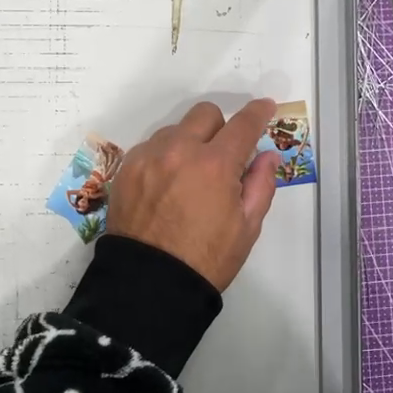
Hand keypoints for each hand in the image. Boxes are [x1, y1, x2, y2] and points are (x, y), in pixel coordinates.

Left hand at [106, 99, 280, 290]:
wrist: (149, 285)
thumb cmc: (206, 259)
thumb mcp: (247, 227)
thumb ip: (261, 184)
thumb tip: (266, 155)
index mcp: (215, 164)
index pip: (243, 124)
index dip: (258, 113)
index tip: (265, 107)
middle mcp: (179, 150)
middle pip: (205, 114)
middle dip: (220, 127)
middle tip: (223, 156)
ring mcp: (148, 157)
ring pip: (175, 130)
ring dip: (189, 143)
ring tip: (189, 177)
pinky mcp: (126, 169)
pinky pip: (151, 147)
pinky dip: (164, 157)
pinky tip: (166, 185)